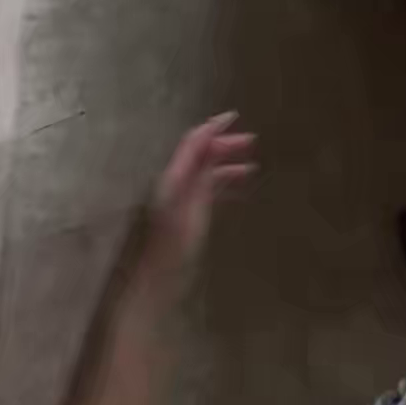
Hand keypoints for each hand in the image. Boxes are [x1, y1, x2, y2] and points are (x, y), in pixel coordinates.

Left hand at [141, 112, 256, 280]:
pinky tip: (237, 190)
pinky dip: (221, 183)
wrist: (154, 287)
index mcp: (173, 177)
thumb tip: (213, 144)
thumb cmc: (174, 251)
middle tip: (251, 142)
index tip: (235, 117)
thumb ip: (202, 176)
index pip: (194, 141)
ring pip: (204, 171)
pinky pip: (204, 188)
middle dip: (224, 144)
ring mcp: (177, 199)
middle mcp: (173, 182)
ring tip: (251, 168)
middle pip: (200, 153)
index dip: (213, 127)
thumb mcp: (193, 211)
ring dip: (226, 164)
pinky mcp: (182, 214)